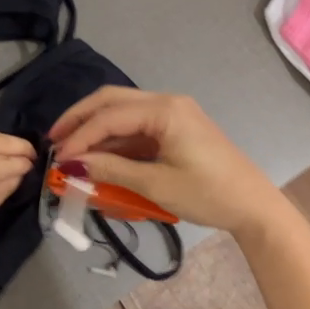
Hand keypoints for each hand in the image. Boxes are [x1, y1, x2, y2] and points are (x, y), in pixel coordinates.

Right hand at [48, 87, 284, 233]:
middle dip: (79, 119)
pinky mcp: (175, 129)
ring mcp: (173, 113)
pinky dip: (114, 139)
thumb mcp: (155, 184)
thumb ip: (111, 170)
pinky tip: (97, 155)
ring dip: (95, 129)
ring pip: (122, 111)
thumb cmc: (208, 194)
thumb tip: (72, 165)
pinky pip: (135, 126)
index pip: (109, 116)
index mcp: (165, 110)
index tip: (57, 159)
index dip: (79, 136)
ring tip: (70, 150)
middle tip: (54, 140)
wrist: (255, 208)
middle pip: (111, 101)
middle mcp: (167, 102)